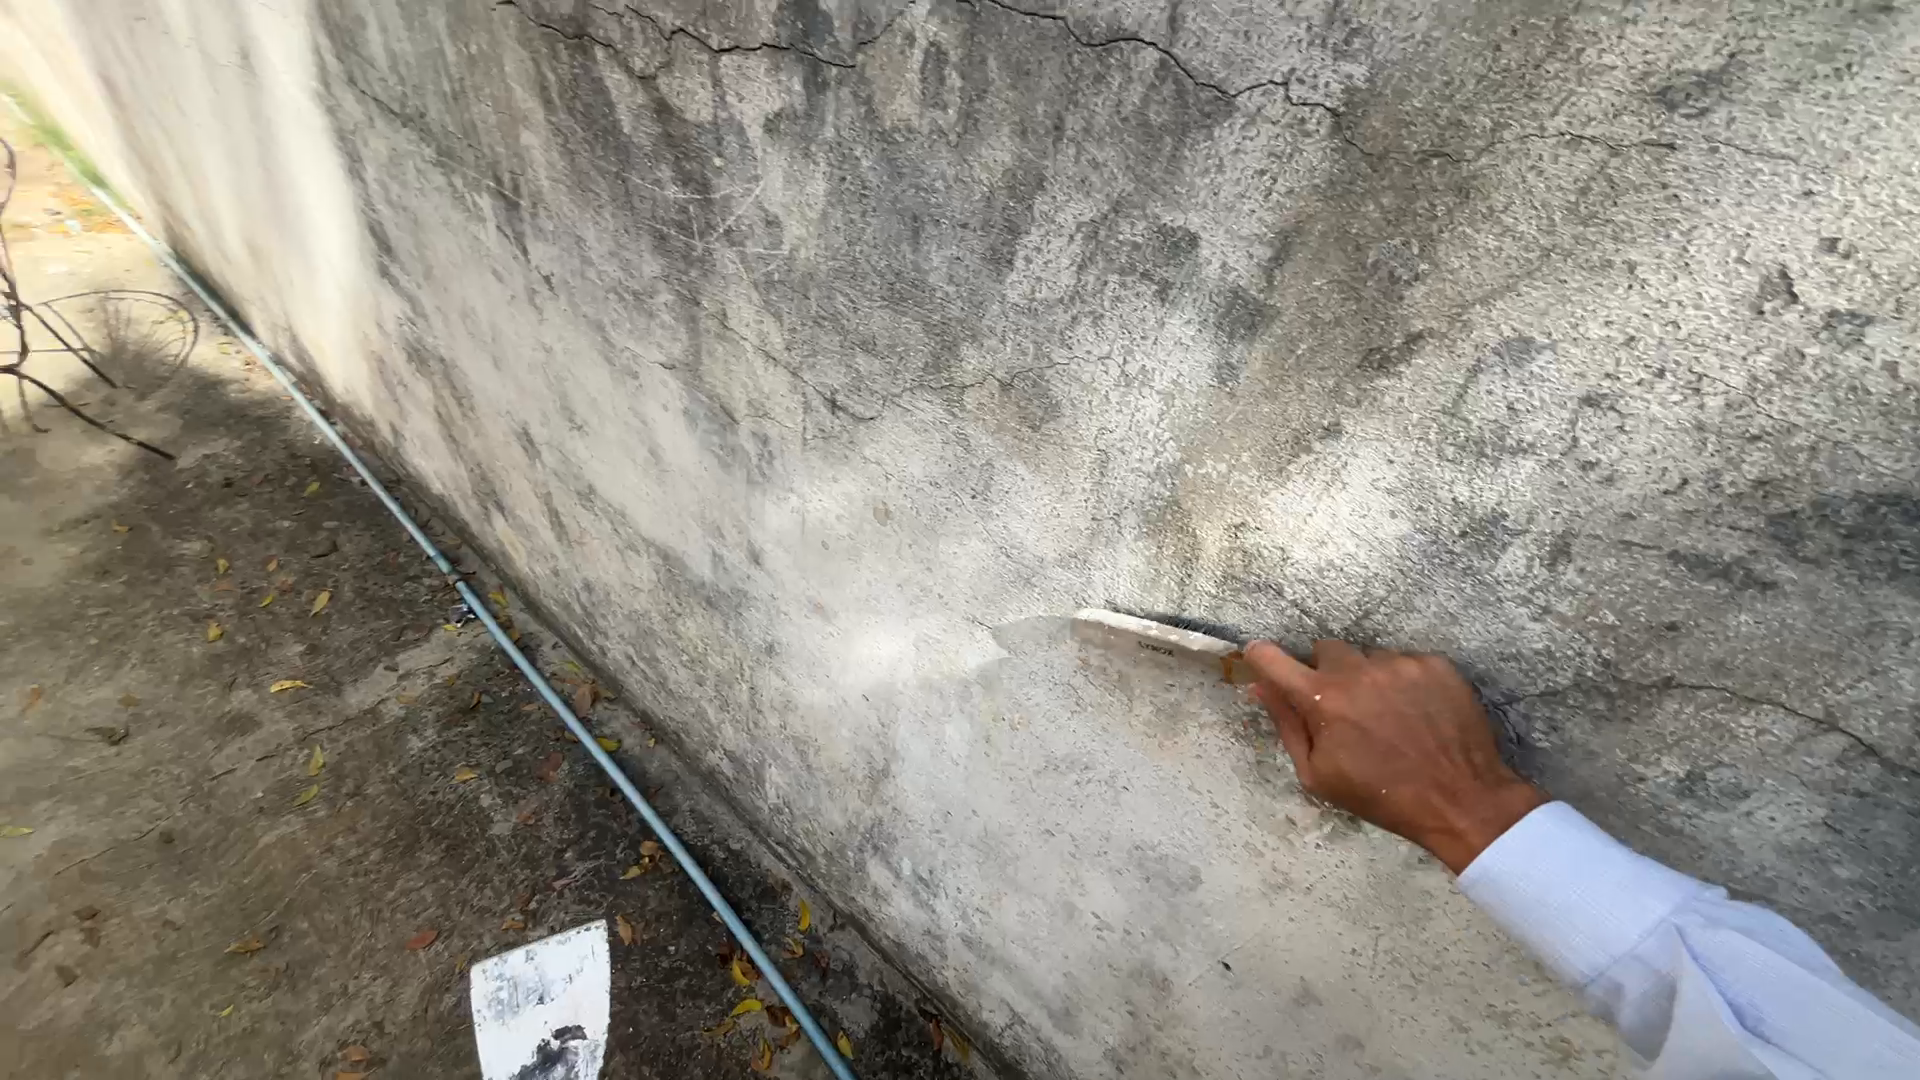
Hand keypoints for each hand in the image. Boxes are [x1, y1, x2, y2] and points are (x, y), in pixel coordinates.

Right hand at [1244, 639, 1546, 873]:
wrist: (1462, 801)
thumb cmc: (1380, 795)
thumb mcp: (1317, 773)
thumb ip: (1286, 724)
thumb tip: (1259, 687)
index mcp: (1322, 698)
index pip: (1270, 658)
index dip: (1260, 657)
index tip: (1263, 661)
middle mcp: (1357, 671)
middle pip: (1324, 649)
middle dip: (1326, 672)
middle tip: (1343, 704)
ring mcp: (1399, 664)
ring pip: (1367, 656)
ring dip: (1368, 676)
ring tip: (1388, 712)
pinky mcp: (1435, 665)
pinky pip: (1404, 660)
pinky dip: (1404, 680)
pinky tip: (1416, 710)